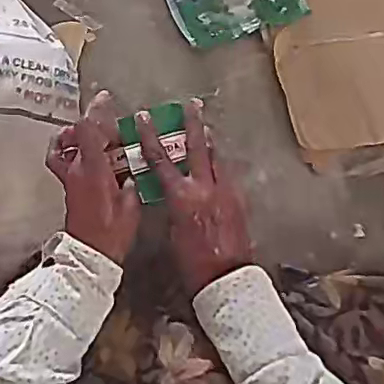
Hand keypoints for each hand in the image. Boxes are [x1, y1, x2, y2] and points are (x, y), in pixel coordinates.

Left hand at [47, 91, 140, 262]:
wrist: (89, 256)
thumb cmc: (112, 232)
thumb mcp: (131, 204)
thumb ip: (130, 183)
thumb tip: (130, 174)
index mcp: (94, 169)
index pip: (89, 130)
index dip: (96, 110)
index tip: (105, 98)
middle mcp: (77, 169)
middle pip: (79, 134)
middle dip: (95, 123)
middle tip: (113, 126)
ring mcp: (69, 178)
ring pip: (68, 146)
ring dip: (81, 136)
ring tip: (98, 137)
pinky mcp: (68, 187)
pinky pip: (61, 161)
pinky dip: (67, 151)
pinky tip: (80, 153)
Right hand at [135, 98, 251, 291]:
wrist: (226, 278)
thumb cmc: (192, 262)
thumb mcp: (172, 231)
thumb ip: (173, 204)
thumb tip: (174, 191)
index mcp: (182, 197)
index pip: (161, 160)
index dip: (150, 137)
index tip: (145, 118)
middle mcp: (206, 188)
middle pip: (199, 147)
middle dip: (194, 124)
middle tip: (193, 105)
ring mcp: (226, 191)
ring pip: (217, 158)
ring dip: (210, 144)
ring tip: (206, 130)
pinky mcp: (239, 199)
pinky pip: (227, 175)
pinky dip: (220, 166)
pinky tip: (217, 166)